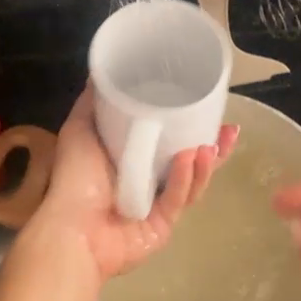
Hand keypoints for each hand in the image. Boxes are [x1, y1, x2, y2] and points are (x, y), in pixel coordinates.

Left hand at [25, 86, 239, 284]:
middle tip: (230, 129)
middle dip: (211, 145)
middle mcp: (147, 179)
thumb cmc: (74, 178)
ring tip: (214, 143)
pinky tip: (191, 159)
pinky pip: (179, 199)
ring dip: (205, 163)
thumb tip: (102, 69)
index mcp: (130, 157)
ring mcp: (157, 204)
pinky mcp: (163, 225)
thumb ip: (93, 103)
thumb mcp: (80, 129)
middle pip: (188, 160)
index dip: (187, 122)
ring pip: (191, 181)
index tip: (207, 105)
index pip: (166, 137)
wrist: (70, 230)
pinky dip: (186, 180)